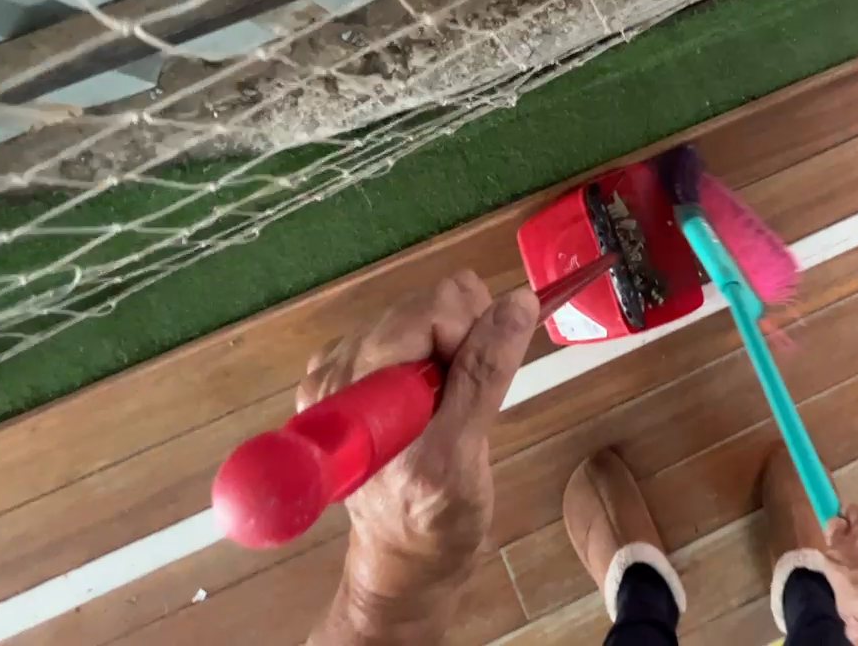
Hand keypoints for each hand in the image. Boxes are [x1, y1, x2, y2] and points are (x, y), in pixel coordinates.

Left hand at [305, 271, 537, 645]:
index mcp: (352, 384)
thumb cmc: (435, 518)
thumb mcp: (464, 452)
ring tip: (455, 402)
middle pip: (429, 301)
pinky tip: (439, 395)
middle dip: (465, 339)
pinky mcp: (358, 365)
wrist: (406, 555)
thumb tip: (519, 302)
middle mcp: (338, 364)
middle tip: (469, 398)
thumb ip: (485, 373)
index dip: (471, 333)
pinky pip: (419, 324)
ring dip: (456, 347)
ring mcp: (345, 363)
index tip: (481, 381)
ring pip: (429, 308)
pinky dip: (443, 350)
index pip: (431, 308)